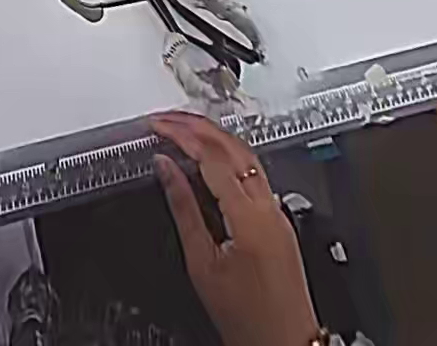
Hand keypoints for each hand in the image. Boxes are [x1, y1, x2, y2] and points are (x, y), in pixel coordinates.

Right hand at [151, 112, 319, 345]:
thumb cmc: (247, 318)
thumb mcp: (202, 264)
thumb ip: (182, 207)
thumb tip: (165, 167)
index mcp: (249, 218)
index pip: (212, 156)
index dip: (181, 134)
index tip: (158, 126)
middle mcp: (269, 208)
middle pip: (232, 146)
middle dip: (195, 125)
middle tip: (166, 119)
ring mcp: (277, 211)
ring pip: (246, 154)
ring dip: (213, 134)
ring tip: (183, 127)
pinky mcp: (278, 218)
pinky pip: (253, 171)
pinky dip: (226, 153)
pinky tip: (208, 154)